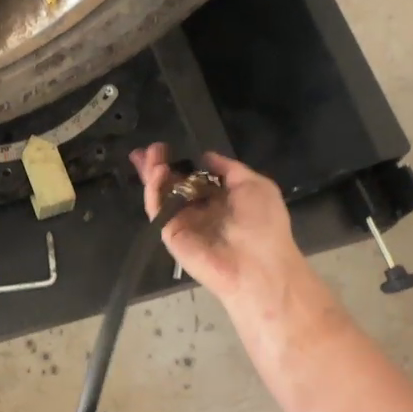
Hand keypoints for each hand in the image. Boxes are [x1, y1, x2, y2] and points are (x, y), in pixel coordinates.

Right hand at [130, 144, 309, 309]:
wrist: (256, 264)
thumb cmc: (263, 223)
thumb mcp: (255, 184)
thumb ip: (229, 168)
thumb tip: (206, 156)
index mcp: (219, 200)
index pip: (192, 178)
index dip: (180, 163)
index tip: (167, 147)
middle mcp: (198, 210)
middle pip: (171, 185)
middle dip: (159, 166)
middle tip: (149, 149)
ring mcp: (182, 222)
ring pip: (161, 195)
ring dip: (153, 173)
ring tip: (149, 155)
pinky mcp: (169, 233)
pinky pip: (158, 209)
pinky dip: (153, 190)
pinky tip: (157, 172)